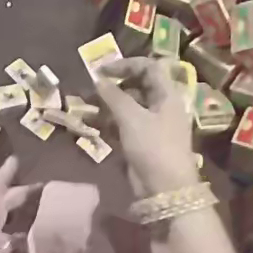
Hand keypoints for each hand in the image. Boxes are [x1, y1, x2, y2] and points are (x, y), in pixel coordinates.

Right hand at [91, 58, 199, 196]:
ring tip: (85, 109)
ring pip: (127, 108)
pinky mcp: (142, 142)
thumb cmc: (153, 147)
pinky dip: (108, 123)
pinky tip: (91, 125)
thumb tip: (98, 80)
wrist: (164, 188)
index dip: (125, 65)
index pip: (149, 67)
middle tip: (90, 91)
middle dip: (112, 87)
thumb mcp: (131, 118)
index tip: (102, 71)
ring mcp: (152, 125)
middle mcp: (161, 106)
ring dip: (106, 106)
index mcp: (167, 95)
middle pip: (136, 87)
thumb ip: (113, 96)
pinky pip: (123, 126)